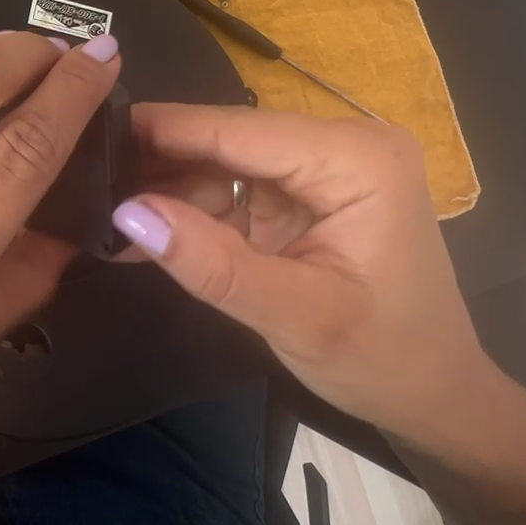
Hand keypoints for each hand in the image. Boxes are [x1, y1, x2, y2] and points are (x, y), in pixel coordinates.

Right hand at [111, 104, 498, 440]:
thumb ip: (212, 264)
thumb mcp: (296, 317)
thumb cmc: (383, 358)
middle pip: (230, 140)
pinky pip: (235, 187)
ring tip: (109, 217)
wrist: (433, 394)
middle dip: (162, 164)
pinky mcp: (304, 191)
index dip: (166, 131)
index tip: (94, 134)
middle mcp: (342, 144)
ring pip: (224, 162)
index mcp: (356, 159)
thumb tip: (128, 212)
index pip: (242, 130)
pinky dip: (193, 211)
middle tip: (92, 181)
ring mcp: (323, 166)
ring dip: (171, 191)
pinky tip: (148, 233)